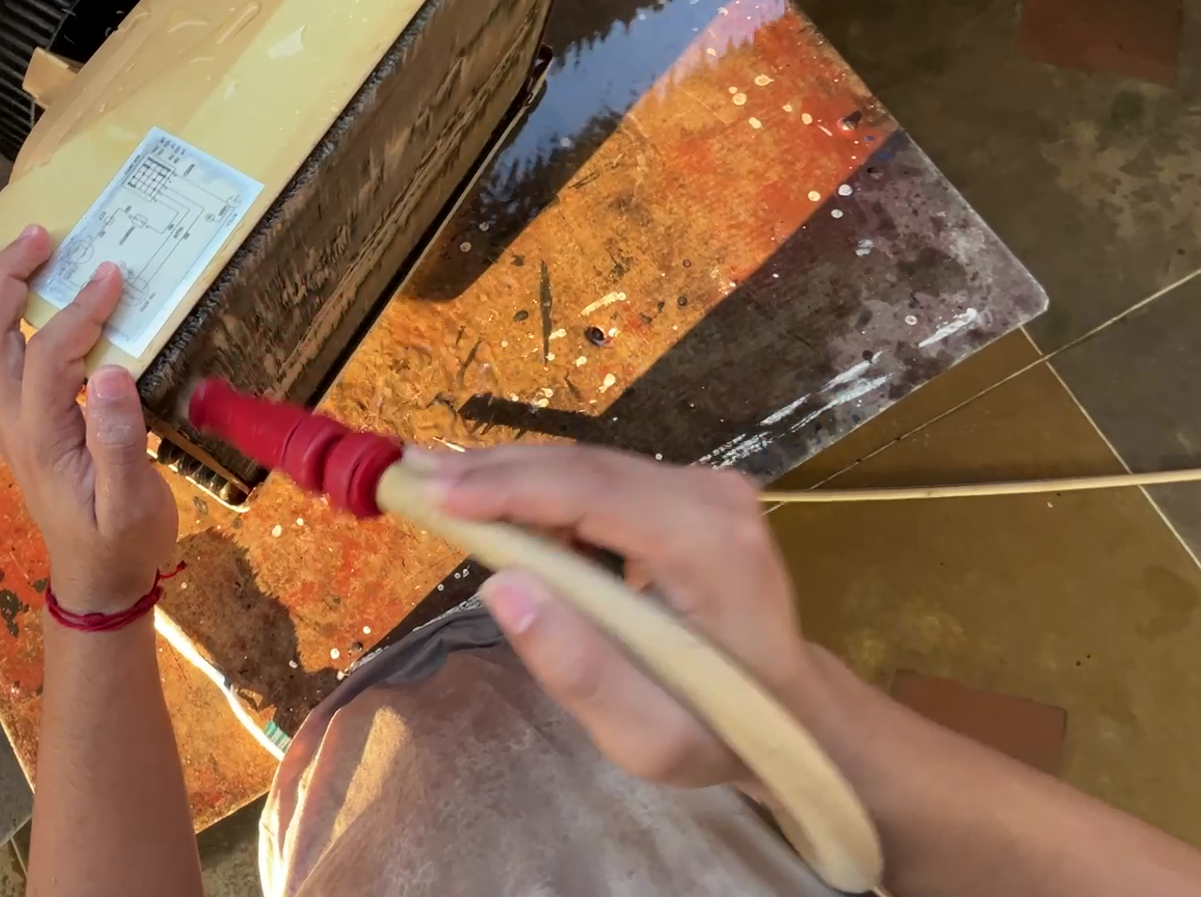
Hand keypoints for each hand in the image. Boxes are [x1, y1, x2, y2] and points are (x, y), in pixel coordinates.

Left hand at [0, 228, 177, 612]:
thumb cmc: (121, 541)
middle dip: (7, 280)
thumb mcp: (132, 501)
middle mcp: (15, 420)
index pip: (49, 356)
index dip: (78, 312)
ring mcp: (11, 420)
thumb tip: (110, 370)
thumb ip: (120, 440)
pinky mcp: (21, 421)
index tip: (113, 276)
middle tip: (37, 235)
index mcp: (44, 435)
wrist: (97, 578)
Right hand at [424, 444, 818, 788]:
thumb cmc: (717, 730)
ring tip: (432, 477)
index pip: (594, 493)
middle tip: (411, 474)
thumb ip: (579, 669)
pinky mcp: (680, 485)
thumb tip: (501, 586)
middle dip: (490, 472)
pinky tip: (485, 491)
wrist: (789, 709)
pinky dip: (530, 483)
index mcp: (712, 547)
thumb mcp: (648, 737)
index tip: (435, 492)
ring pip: (580, 462)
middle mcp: (710, 494)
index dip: (509, 488)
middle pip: (580, 466)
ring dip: (503, 473)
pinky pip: (590, 474)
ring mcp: (700, 483)